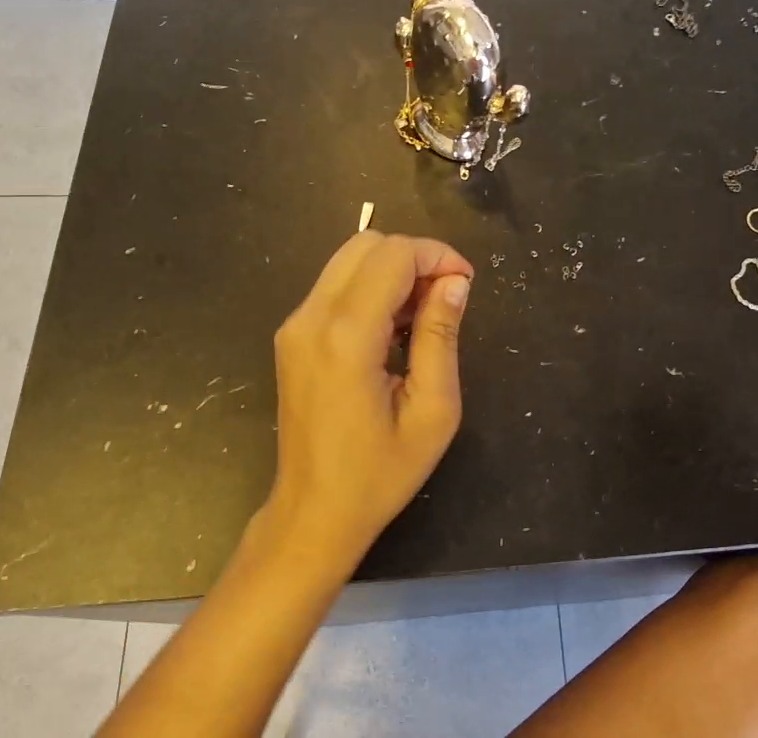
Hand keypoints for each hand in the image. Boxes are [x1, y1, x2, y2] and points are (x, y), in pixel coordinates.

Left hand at [262, 231, 473, 562]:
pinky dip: (370, 288)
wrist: (314, 513)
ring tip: (421, 318)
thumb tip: (455, 281)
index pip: (394, 256)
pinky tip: (391, 331)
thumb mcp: (432, 410)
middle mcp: (312, 318)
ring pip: (348, 259)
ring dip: (392, 271)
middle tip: (444, 300)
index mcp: (347, 337)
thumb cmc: (380, 473)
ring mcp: (295, 325)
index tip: (466, 284)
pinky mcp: (292, 336)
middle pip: (367, 243)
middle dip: (415, 258)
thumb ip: (441, 336)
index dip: (437, 256)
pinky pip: (335, 286)